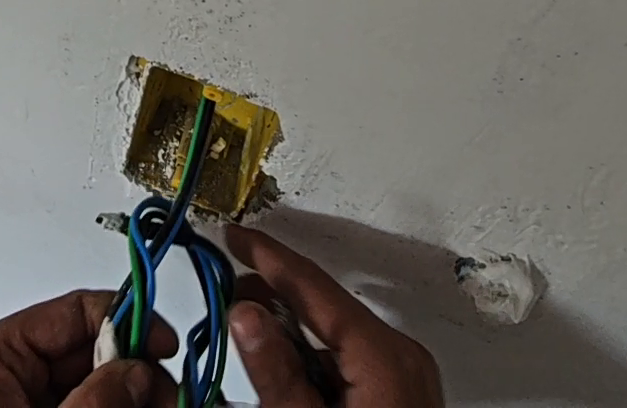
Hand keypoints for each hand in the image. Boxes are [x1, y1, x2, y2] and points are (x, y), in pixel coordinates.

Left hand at [0, 289, 180, 407]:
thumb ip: (96, 401)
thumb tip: (139, 373)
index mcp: (6, 353)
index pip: (79, 311)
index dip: (129, 321)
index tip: (167, 347)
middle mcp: (20, 374)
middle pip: (98, 352)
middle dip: (140, 376)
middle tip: (173, 401)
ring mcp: (33, 407)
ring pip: (102, 388)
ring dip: (136, 403)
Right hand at [224, 225, 442, 407]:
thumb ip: (275, 371)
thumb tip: (246, 312)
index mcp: (383, 355)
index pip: (312, 286)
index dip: (266, 255)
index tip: (233, 236)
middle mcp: (398, 356)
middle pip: (320, 308)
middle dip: (270, 300)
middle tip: (225, 295)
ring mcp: (401, 377)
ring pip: (328, 337)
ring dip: (285, 337)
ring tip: (245, 341)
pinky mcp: (396, 397)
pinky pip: (342, 363)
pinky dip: (308, 365)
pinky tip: (279, 380)